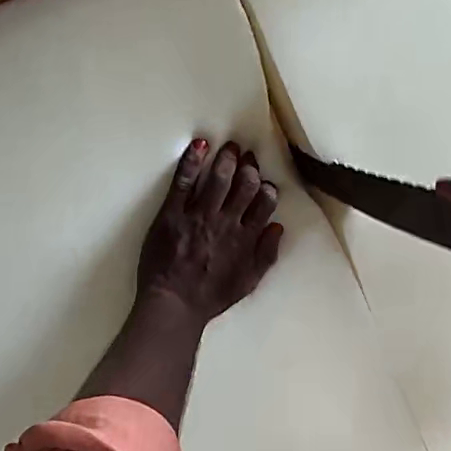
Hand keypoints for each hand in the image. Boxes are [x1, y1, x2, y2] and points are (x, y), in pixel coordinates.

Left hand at [138, 139, 282, 322]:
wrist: (173, 304)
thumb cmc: (211, 296)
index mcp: (246, 238)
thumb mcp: (248, 282)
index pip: (264, 203)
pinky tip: (199, 146)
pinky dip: (192, 162)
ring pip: (218, 179)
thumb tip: (277, 227)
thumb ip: (266, 254)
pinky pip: (184, 182)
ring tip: (230, 147)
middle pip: (244, 185)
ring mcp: (198, 216)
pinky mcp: (173, 213)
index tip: (264, 182)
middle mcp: (226, 222)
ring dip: (226, 159)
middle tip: (247, 157)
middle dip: (248, 167)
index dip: (267, 188)